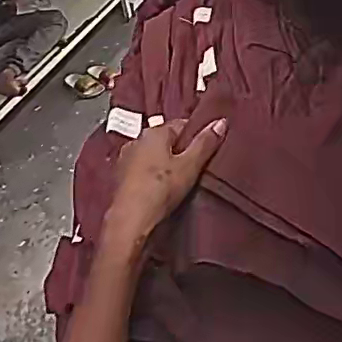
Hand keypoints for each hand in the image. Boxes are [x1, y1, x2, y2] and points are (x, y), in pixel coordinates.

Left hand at [102, 117, 227, 245]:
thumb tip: (220, 122)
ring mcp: (126, 160)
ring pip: (152, 156)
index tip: (207, 148)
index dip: (196, 136)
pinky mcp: (120, 179)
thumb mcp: (190, 165)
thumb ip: (205, 143)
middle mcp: (136, 141)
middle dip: (180, 151)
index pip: (181, 125)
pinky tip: (160, 190)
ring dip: (164, 164)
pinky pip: (142, 171)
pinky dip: (152, 177)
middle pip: (165, 141)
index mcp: (154, 132)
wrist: (129, 220)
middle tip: (196, 166)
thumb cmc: (159, 189)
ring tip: (179, 180)